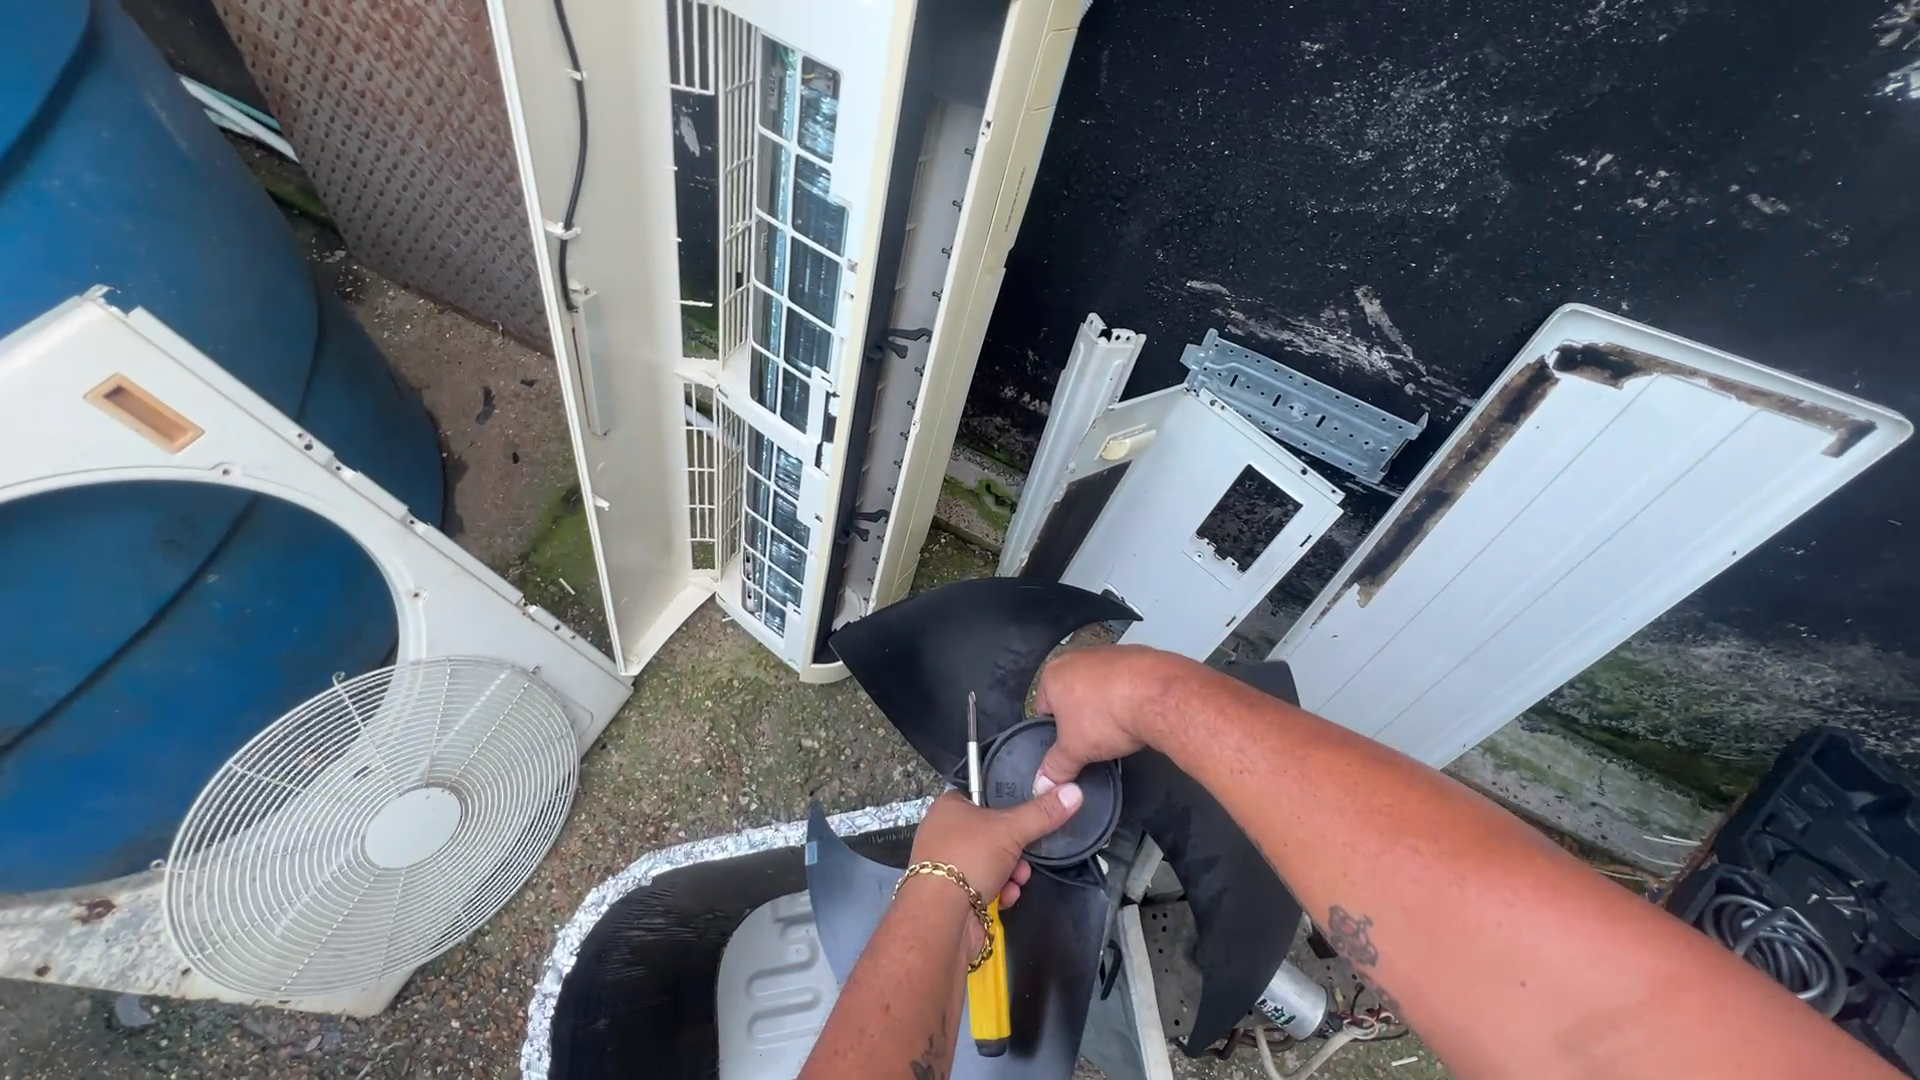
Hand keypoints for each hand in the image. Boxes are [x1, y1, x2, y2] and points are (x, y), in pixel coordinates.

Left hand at [908, 785, 1081, 918]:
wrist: (942, 918)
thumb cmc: (969, 858)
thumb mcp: (1011, 829)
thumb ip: (1043, 812)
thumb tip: (1074, 791)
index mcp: (949, 807)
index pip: (981, 795)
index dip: (1005, 806)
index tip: (1024, 817)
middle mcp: (943, 832)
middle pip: (991, 833)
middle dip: (1014, 849)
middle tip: (1024, 857)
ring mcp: (946, 865)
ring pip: (990, 861)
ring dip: (1010, 873)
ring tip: (1017, 880)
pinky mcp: (952, 894)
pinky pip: (983, 884)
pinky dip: (998, 891)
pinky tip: (1005, 897)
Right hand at [1033, 645, 1189, 789]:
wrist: (1156, 696)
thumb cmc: (1109, 713)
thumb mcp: (1074, 750)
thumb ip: (1055, 767)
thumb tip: (1045, 781)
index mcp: (1053, 674)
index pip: (1043, 708)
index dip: (1054, 732)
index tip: (1067, 746)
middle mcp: (1077, 657)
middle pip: (1072, 696)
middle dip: (1081, 718)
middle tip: (1093, 741)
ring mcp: (1108, 654)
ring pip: (1100, 688)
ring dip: (1106, 706)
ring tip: (1118, 729)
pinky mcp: (1136, 656)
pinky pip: (1125, 682)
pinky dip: (1129, 697)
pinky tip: (1137, 715)